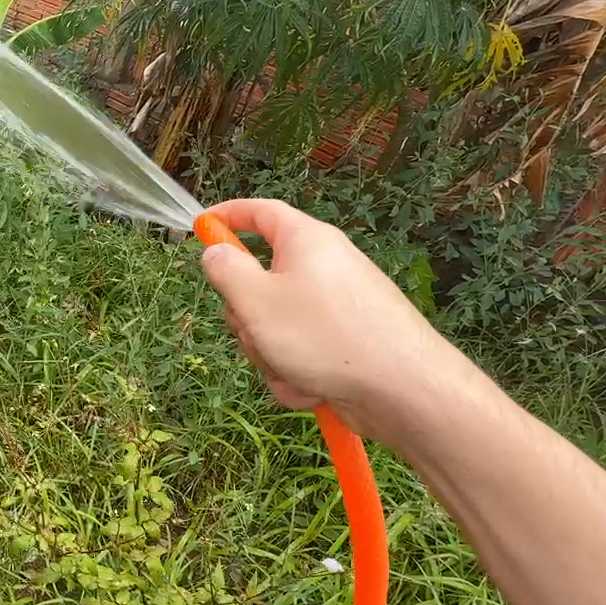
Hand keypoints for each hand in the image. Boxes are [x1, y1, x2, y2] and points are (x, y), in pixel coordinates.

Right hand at [198, 198, 484, 446]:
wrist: (405, 392)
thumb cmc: (324, 336)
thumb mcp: (255, 299)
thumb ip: (225, 270)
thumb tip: (215, 252)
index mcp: (306, 243)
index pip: (260, 212)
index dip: (226, 215)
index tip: (200, 226)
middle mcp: (323, 267)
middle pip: (259, 278)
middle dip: (245, 311)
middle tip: (252, 328)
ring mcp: (334, 306)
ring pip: (273, 320)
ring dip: (267, 348)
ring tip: (288, 367)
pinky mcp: (343, 341)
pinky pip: (298, 348)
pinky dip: (294, 369)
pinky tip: (309, 387)